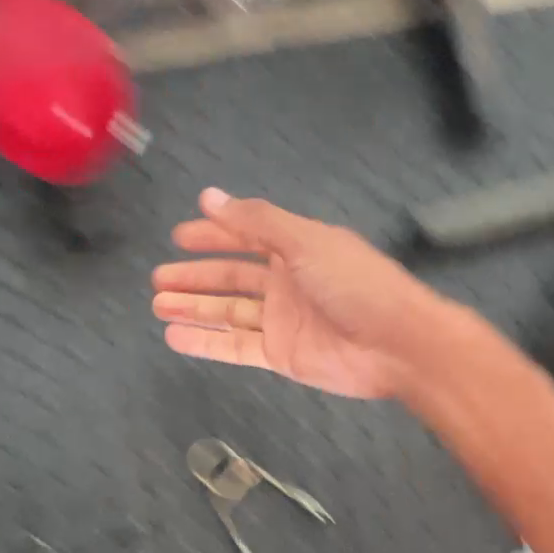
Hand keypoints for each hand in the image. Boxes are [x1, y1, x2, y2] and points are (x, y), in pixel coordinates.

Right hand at [151, 187, 452, 398]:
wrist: (394, 343)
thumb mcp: (304, 241)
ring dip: (194, 309)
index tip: (179, 236)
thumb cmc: (354, 284)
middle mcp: (286, 283)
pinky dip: (206, 343)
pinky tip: (177, 337)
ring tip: (159, 306)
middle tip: (158, 280)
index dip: (213, 235)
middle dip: (195, 277)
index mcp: (296, 249)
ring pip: (228, 313)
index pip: (246, 237)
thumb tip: (210, 197)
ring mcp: (282, 321)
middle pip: (231, 277)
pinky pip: (236, 347)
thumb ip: (256, 221)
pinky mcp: (281, 356)